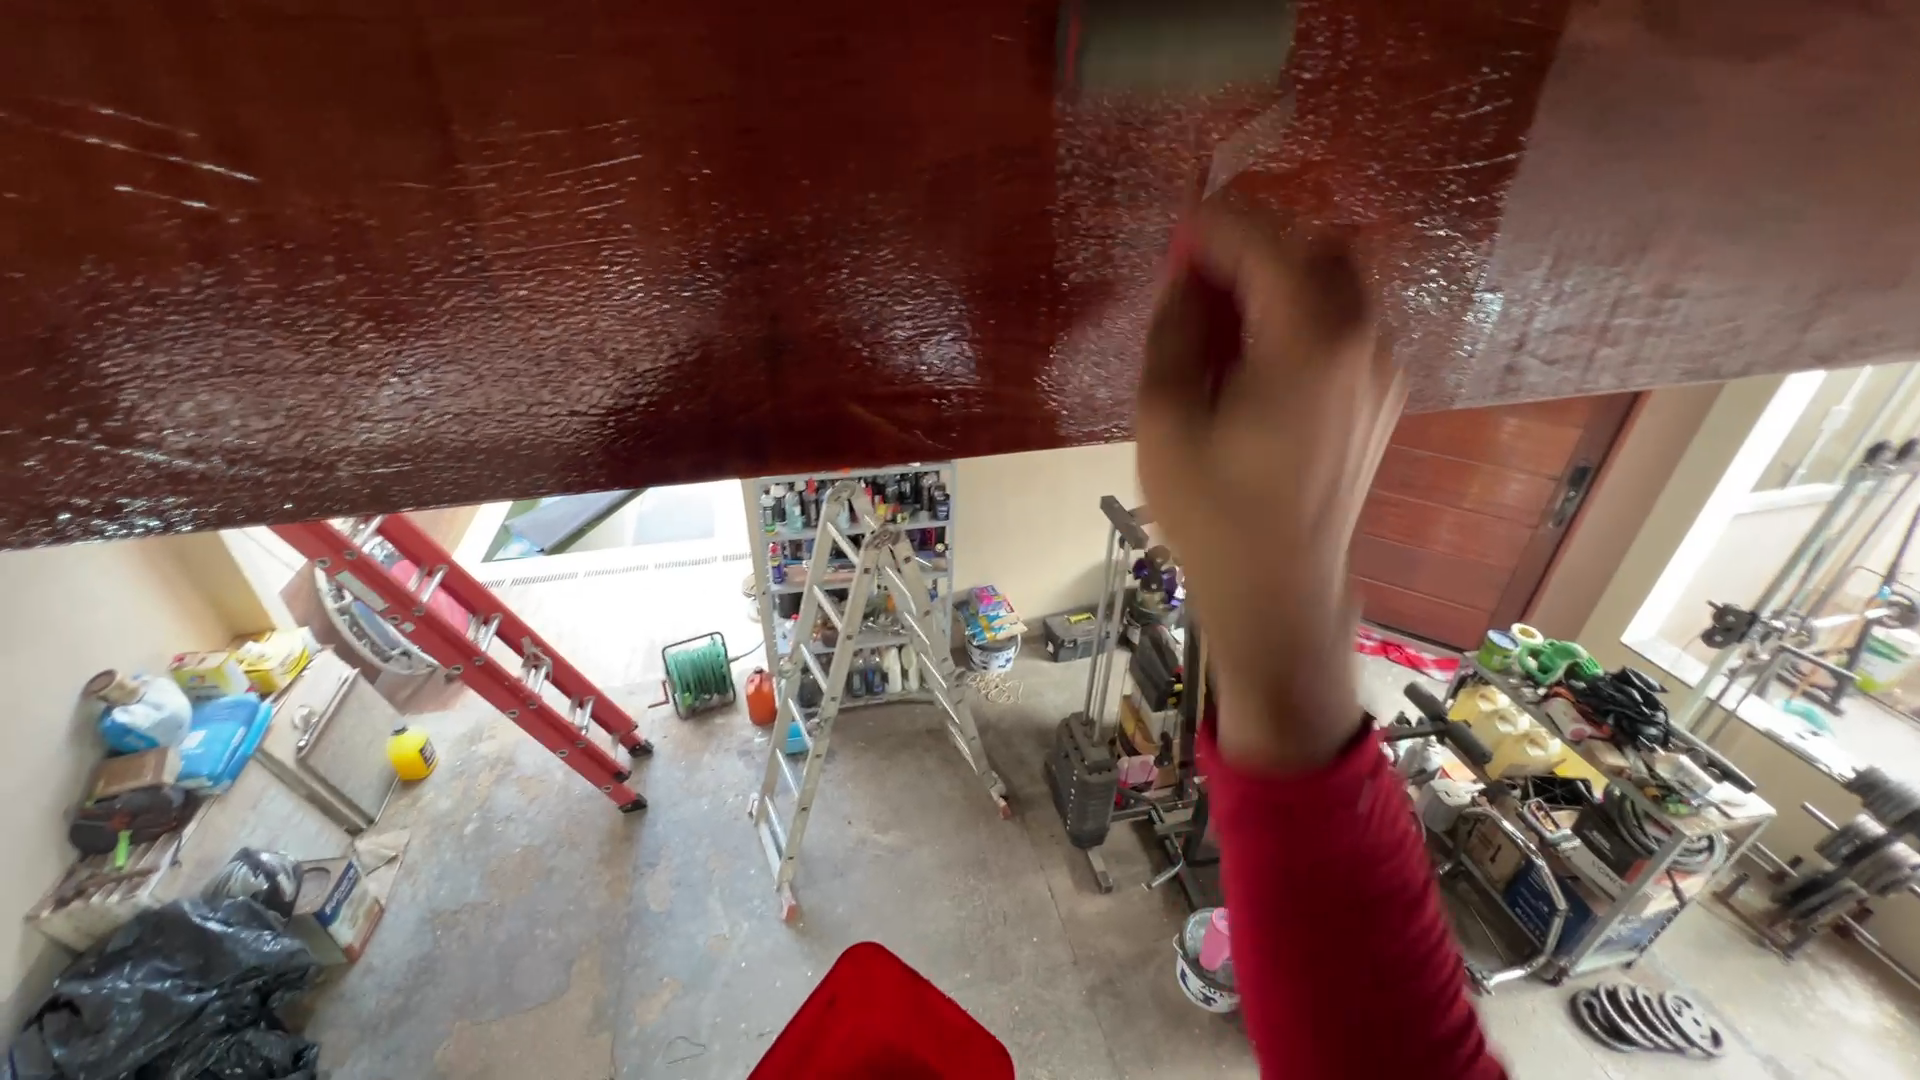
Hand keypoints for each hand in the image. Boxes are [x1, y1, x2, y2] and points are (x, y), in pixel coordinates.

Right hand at [1137, 200, 1404, 770]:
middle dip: (1253, 244)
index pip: (1267, 241)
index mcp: (1309, 341)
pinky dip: (1300, 312)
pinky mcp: (1381, 396)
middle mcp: (1363, 340)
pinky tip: (1256, 356)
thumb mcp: (1164, 420)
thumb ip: (1174, 332)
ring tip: (1221, 319)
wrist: (1278, 590)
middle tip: (1195, 278)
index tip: (1177, 234)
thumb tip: (1186, 277)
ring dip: (1279, 277)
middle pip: (1317, 246)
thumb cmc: (1211, 514)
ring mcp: (1383, 368)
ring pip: (1338, 281)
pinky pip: (1346, 322)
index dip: (1216, 225)